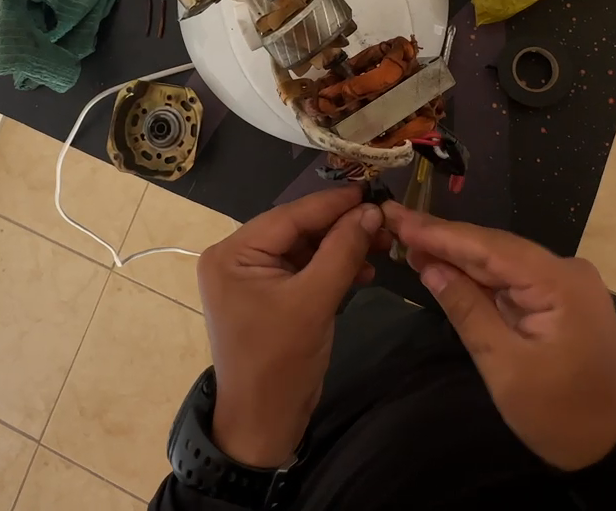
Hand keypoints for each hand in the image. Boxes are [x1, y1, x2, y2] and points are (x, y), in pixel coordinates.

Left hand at [196, 185, 388, 466]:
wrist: (263, 427)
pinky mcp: (270, 295)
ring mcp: (253, 277)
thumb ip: (342, 251)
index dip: (332, 202)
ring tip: (381, 242)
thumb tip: (371, 211)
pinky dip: (332, 267)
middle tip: (382, 218)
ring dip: (341, 246)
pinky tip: (364, 268)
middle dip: (340, 225)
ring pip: (304, 248)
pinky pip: (304, 269)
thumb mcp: (313, 303)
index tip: (370, 189)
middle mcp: (236, 257)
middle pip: (297, 229)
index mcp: (232, 253)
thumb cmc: (280, 363)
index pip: (289, 216)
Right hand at [383, 203, 615, 469]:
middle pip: (495, 247)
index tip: (398, 216)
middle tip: (395, 221)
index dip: (440, 232)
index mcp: (560, 283)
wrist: (615, 448)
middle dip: (444, 237)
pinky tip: (445, 264)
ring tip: (410, 240)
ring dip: (457, 254)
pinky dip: (478, 274)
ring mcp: (565, 282)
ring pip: (501, 260)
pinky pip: (512, 277)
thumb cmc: (559, 414)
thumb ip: (467, 310)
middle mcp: (566, 270)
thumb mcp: (505, 368)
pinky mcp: (560, 296)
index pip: (489, 248)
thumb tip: (430, 267)